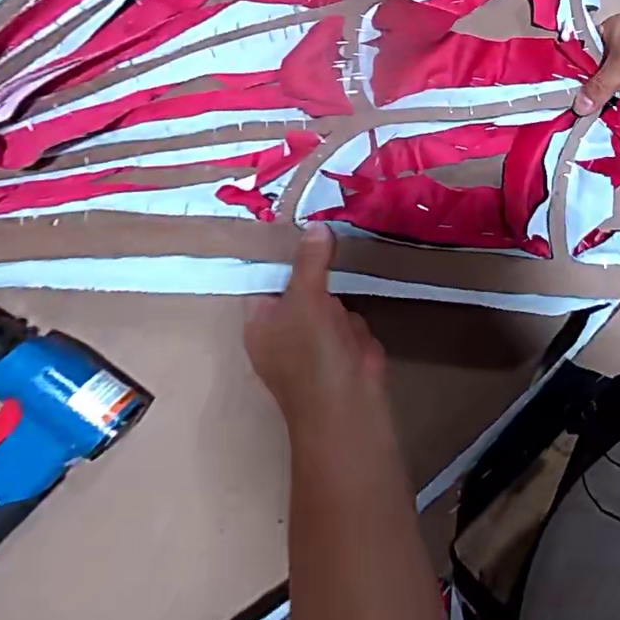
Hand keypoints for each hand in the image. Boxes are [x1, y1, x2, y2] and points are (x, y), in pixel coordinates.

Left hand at [244, 225, 387, 437]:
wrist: (350, 404)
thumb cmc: (312, 355)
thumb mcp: (306, 300)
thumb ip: (310, 262)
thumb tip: (317, 226)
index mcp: (259, 319)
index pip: (264, 274)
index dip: (280, 247)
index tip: (300, 215)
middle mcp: (283, 324)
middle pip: (296, 279)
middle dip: (313, 256)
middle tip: (328, 218)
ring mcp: (314, 332)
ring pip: (324, 291)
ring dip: (334, 274)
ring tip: (345, 234)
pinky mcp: (343, 338)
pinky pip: (346, 307)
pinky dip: (352, 298)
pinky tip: (360, 281)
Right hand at [573, 7, 619, 114]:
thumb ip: (601, 85)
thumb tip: (577, 106)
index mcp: (609, 28)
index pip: (583, 52)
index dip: (576, 73)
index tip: (570, 96)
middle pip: (600, 68)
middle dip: (596, 88)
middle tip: (585, 110)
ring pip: (617, 79)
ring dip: (613, 94)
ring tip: (601, 113)